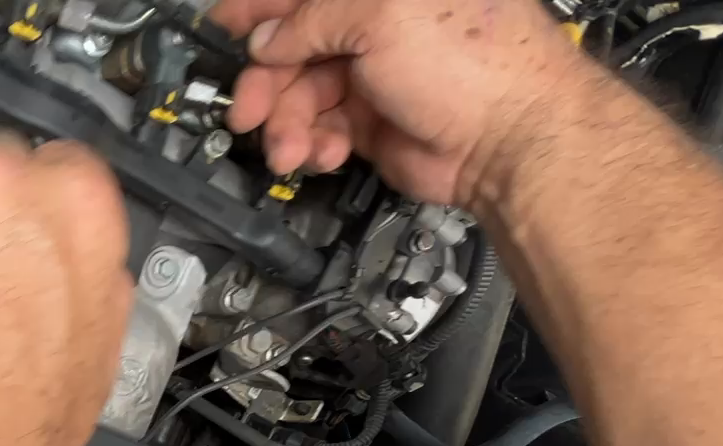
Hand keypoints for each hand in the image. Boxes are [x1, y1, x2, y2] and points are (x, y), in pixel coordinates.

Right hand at [210, 0, 589, 206]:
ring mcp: (367, 73)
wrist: (501, 140)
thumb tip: (265, 39)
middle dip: (264, 86)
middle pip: (289, 51)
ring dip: (286, 128)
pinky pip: (313, 130)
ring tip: (292, 151)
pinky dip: (312, 146)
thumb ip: (313, 20)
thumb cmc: (470, 66)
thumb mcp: (382, 17)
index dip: (258, 8)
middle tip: (248, 114)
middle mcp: (373, 24)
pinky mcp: (362, 118)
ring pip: (295, 98)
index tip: (221, 27)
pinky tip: (326, 153)